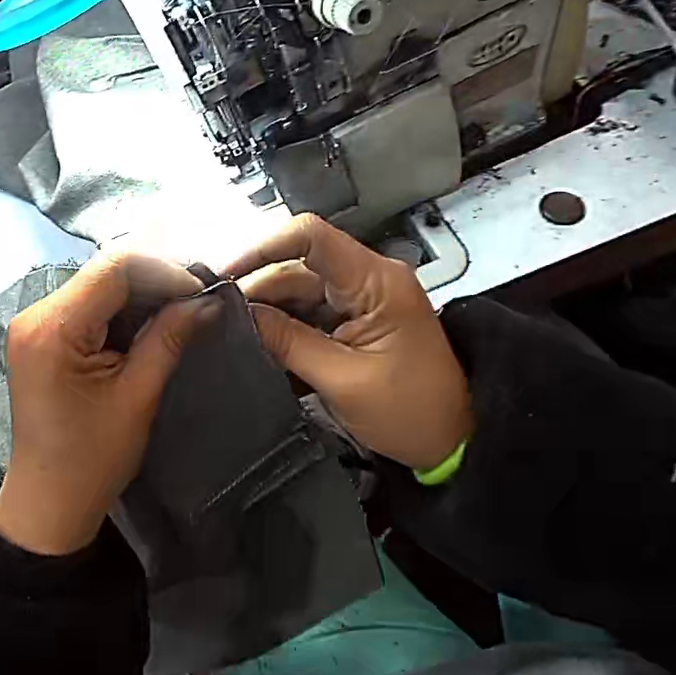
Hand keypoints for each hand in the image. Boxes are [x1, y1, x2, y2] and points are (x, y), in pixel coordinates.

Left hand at [0, 251, 216, 555]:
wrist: (49, 502)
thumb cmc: (92, 458)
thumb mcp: (139, 395)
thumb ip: (170, 337)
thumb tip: (208, 300)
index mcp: (52, 329)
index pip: (115, 269)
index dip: (165, 272)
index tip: (201, 292)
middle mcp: (37, 314)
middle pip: (108, 272)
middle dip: (157, 281)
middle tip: (198, 302)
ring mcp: (38, 323)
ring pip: (104, 284)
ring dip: (145, 295)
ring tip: (182, 313)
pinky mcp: (47, 334)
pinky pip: (94, 304)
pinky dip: (128, 309)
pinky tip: (154, 325)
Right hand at [222, 214, 471, 471]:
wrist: (454, 438)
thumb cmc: (411, 411)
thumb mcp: (343, 381)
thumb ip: (288, 342)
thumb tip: (240, 315)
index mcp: (376, 282)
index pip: (312, 237)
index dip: (264, 247)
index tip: (228, 274)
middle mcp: (369, 278)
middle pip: (300, 266)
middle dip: (259, 290)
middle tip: (221, 321)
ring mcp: (364, 297)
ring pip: (301, 289)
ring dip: (270, 312)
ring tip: (237, 337)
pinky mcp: (359, 317)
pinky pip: (313, 310)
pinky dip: (288, 326)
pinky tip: (264, 346)